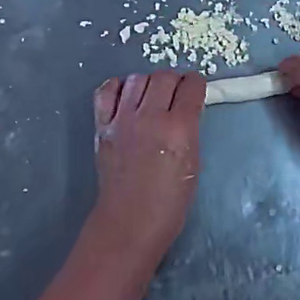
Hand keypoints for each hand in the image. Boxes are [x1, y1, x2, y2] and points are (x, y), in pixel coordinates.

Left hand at [88, 71, 204, 263]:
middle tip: (177, 92)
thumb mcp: (192, 162)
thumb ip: (189, 129)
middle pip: (164, 77)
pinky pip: (107, 91)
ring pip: (138, 78)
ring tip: (153, 95)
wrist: (129, 222)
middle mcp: (150, 117)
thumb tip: (187, 106)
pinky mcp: (102, 124)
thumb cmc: (169, 202)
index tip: (196, 87)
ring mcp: (123, 119)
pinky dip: (118, 87)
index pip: (191, 87)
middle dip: (175, 80)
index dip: (196, 84)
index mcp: (178, 129)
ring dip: (150, 82)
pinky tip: (126, 95)